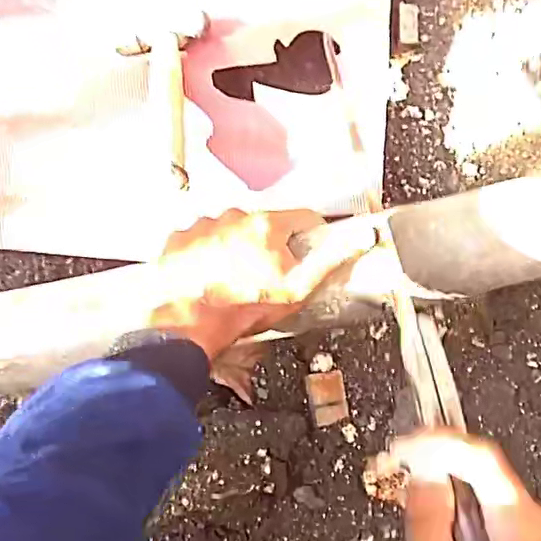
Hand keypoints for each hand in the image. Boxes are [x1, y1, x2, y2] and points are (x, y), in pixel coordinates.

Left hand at [146, 209, 369, 357]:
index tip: (308, 252)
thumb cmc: (242, 308)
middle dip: (272, 246)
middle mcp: (233, 216)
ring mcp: (203, 225)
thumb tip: (361, 238)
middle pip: (266, 225)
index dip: (312, 235)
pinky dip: (209, 253)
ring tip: (237, 280)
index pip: (304, 217)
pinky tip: (212, 276)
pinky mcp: (179, 239)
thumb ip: (331, 260)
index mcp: (266, 225)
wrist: (187, 325)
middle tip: (269, 277)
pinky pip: (203, 239)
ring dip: (238, 248)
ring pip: (233, 231)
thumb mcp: (299, 290)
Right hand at [392, 431, 540, 540]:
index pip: (483, 460)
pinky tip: (430, 517)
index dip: (440, 444)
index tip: (403, 446)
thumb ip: (427, 526)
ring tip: (406, 497)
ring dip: (441, 483)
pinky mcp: (523, 531)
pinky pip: (481, 497)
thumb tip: (423, 468)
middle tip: (394, 469)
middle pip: (481, 469)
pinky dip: (451, 500)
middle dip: (434, 464)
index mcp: (528, 534)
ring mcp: (535, 525)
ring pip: (478, 482)